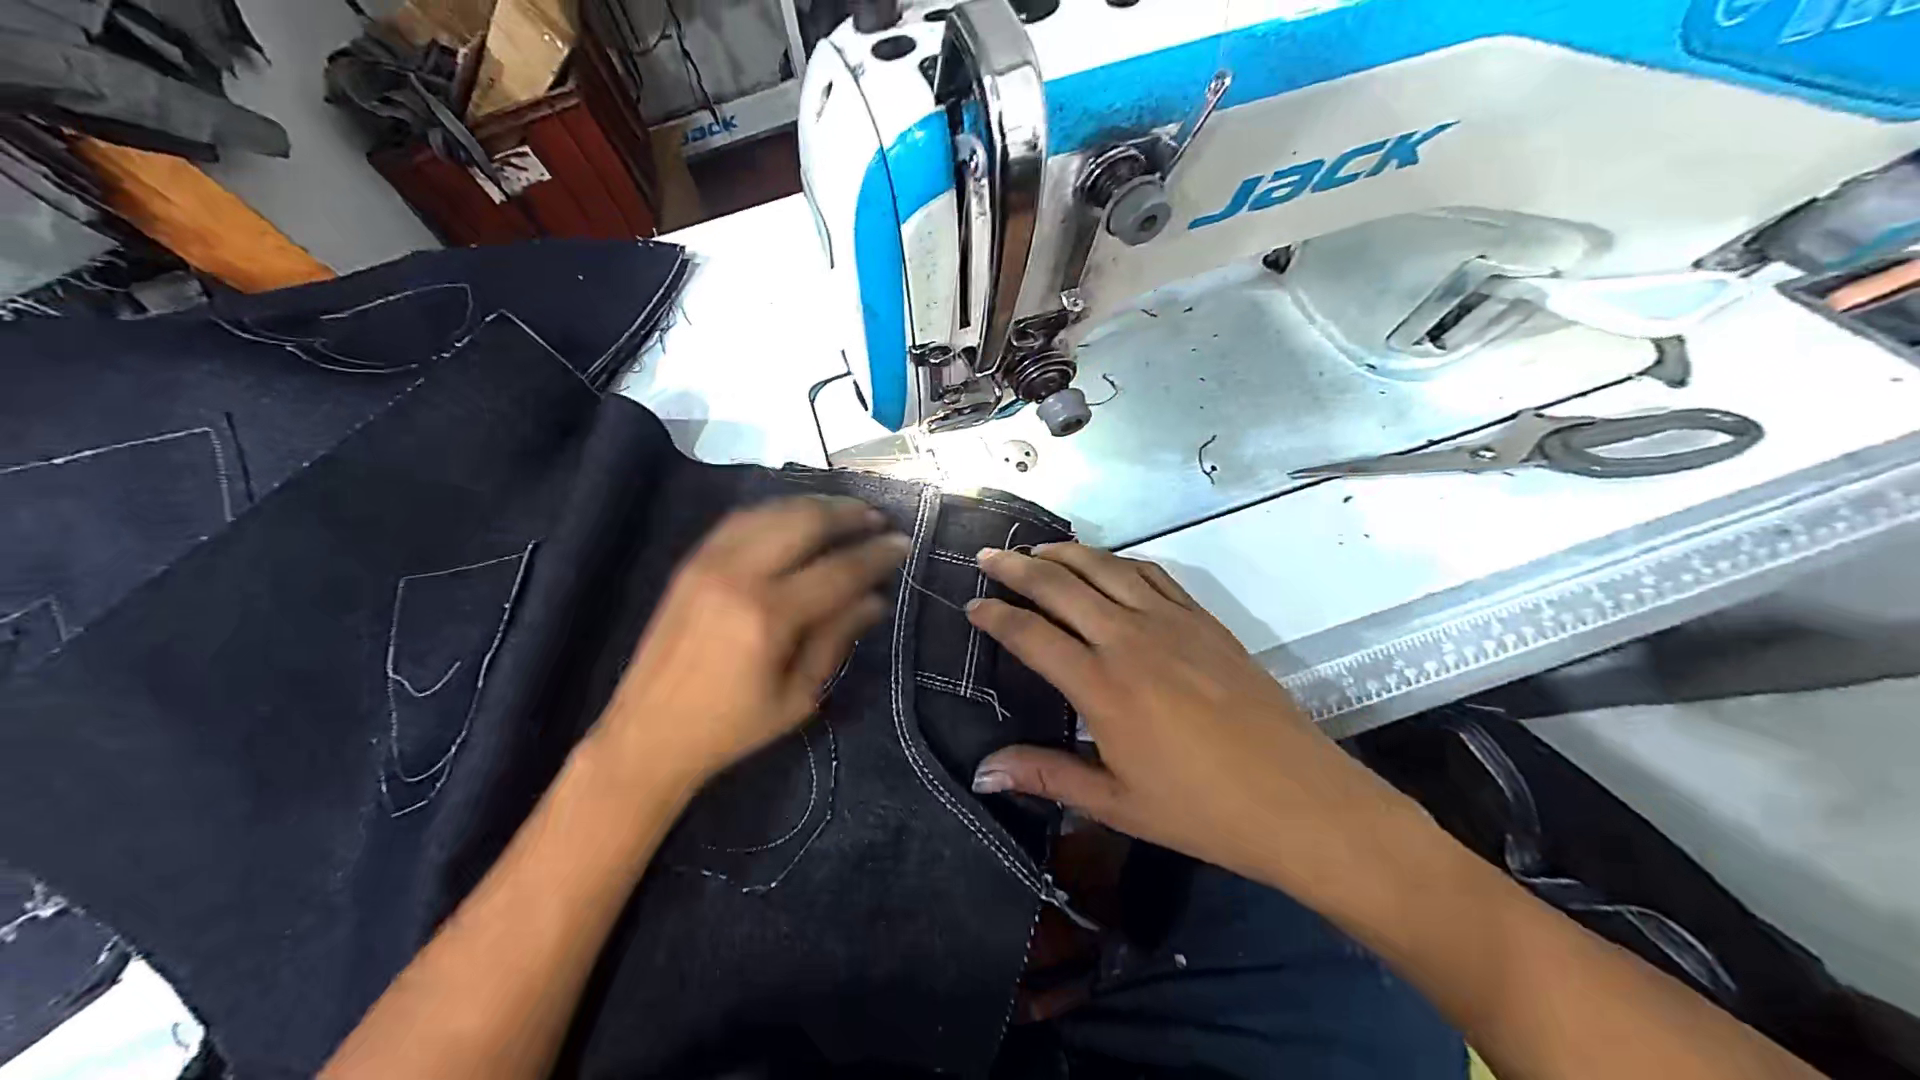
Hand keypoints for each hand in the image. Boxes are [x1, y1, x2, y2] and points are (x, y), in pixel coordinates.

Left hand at [597, 496, 907, 786]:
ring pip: (773, 510)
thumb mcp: (799, 694)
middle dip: (849, 514)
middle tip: (878, 519)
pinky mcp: (691, 561)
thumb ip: (838, 637)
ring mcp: (708, 561)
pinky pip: (741, 519)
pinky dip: (777, 511)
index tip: (904, 543)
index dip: (877, 554)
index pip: (839, 570)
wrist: (647, 733)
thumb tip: (875, 598)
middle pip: (805, 522)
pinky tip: (798, 517)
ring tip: (847, 511)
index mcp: (769, 617)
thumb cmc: (732, 726)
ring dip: (816, 505)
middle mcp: (738, 575)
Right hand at [965, 544, 1411, 887]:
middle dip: (1017, 567)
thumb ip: (1046, 775)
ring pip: (1105, 568)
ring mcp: (1171, 622)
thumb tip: (980, 773)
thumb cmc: (1201, 810)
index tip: (971, 606)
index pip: (1031, 635)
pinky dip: (1118, 562)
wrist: (1300, 800)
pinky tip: (1106, 565)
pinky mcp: (1204, 621)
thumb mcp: (1116, 802)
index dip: (995, 616)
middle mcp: (1129, 639)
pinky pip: (1152, 574)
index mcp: (1102, 685)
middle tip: (987, 557)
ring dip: (1065, 553)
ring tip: (1035, 549)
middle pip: (1061, 585)